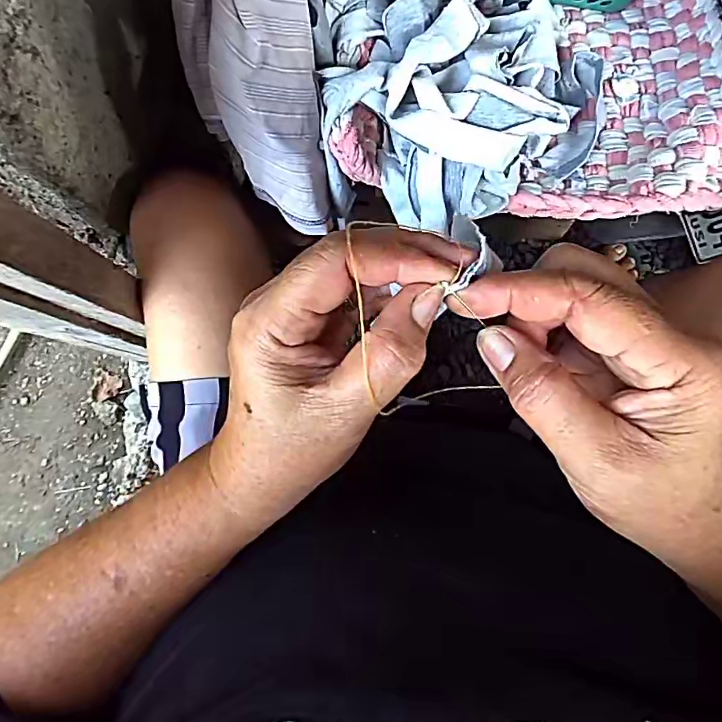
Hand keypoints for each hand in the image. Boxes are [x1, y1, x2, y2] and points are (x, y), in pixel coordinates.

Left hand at [209, 227, 466, 523]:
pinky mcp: (319, 312)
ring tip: (451, 271)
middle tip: (458, 262)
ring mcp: (299, 303)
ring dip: (407, 261)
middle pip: (348, 250)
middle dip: (407, 251)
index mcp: (270, 318)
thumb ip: (391, 353)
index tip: (443, 268)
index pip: (336, 259)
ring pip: (358, 260)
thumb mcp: (347, 409)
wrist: (262, 471)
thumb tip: (430, 298)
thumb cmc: (289, 450)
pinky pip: (362, 283)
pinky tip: (426, 286)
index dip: (396, 256)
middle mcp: (278, 299)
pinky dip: (399, 282)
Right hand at [456, 263, 721, 574]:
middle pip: (588, 273)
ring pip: (578, 284)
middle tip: (498, 337)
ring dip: (534, 311)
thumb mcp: (595, 462)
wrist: (701, 526)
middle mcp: (674, 334)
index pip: (594, 297)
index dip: (525, 289)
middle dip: (530, 295)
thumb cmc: (665, 505)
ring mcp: (652, 335)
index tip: (474, 296)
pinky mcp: (629, 343)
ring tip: (524, 363)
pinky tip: (539, 362)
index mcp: (684, 361)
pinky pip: (576, 313)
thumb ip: (541, 396)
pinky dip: (542, 326)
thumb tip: (494, 340)